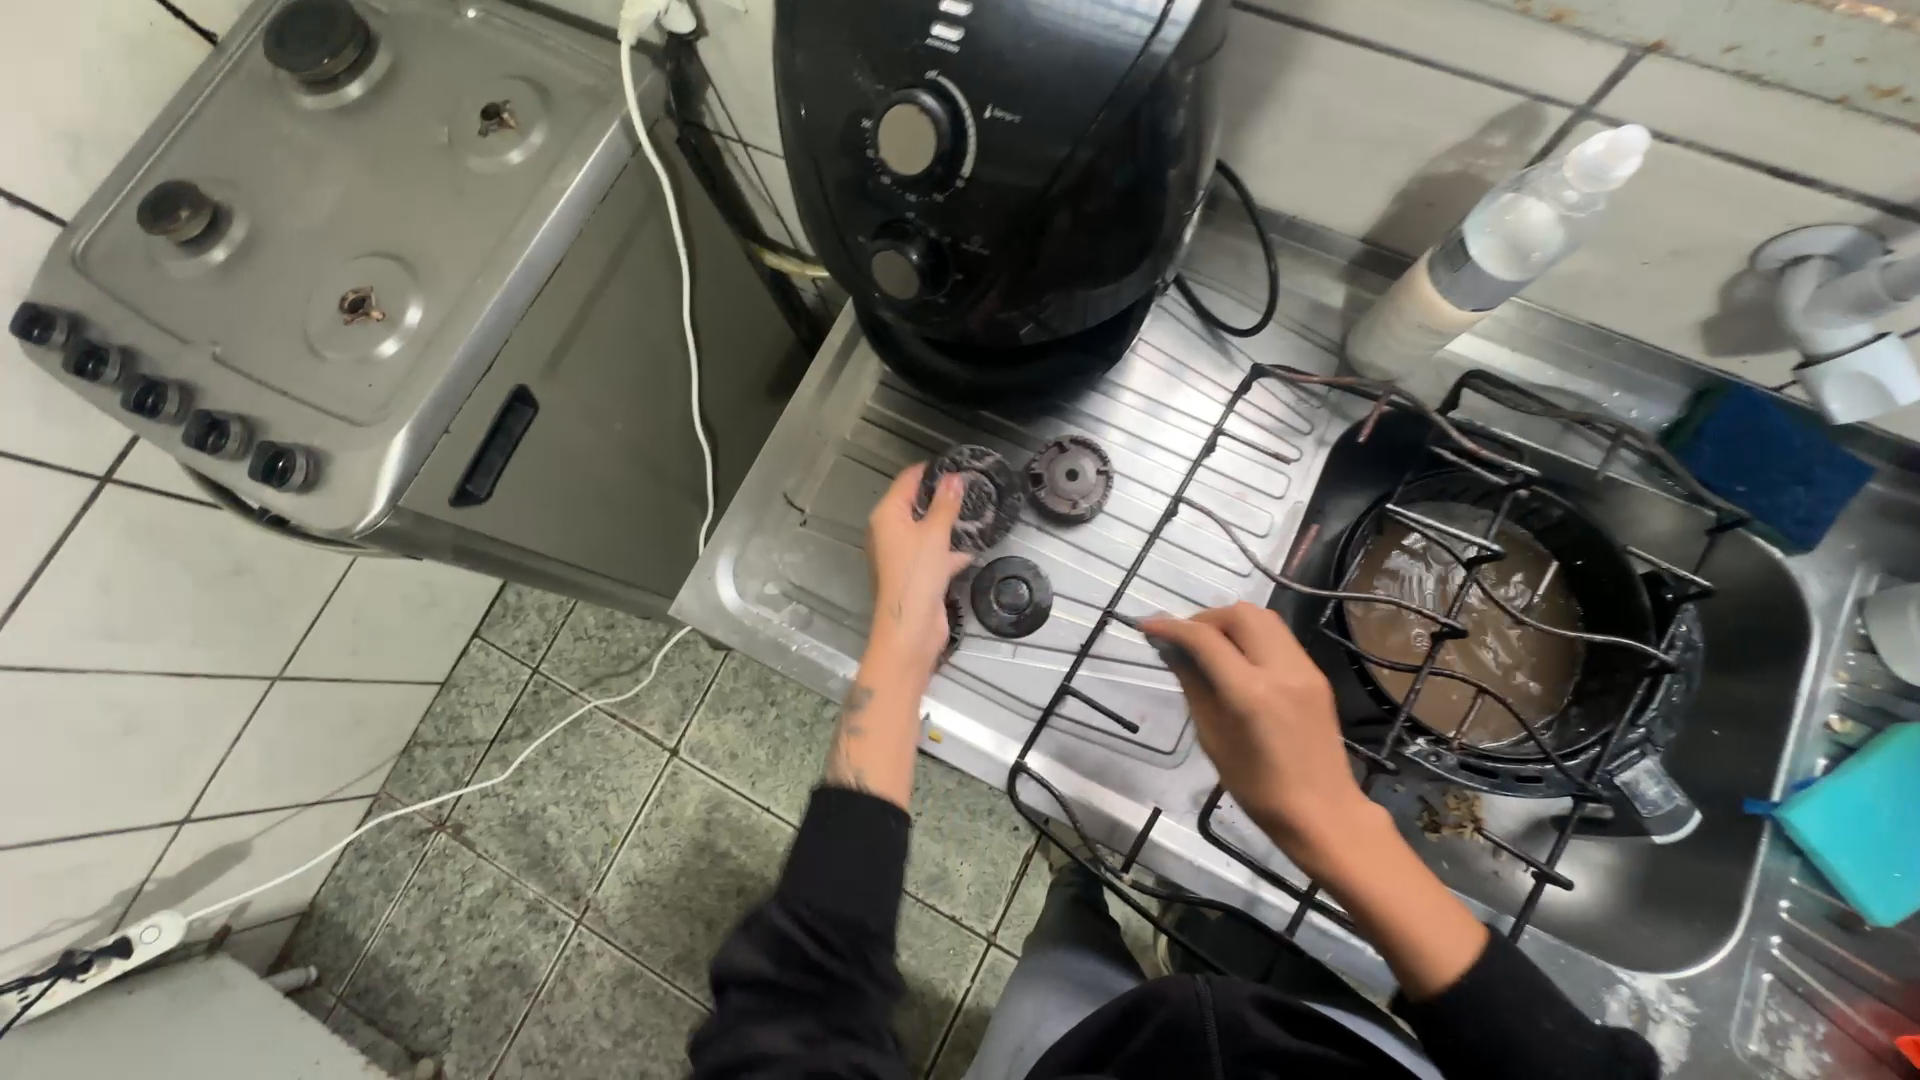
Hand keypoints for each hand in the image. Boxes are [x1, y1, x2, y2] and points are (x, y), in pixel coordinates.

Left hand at [865, 463, 972, 678]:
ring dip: (948, 524)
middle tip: (971, 486)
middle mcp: (889, 532)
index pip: (906, 480)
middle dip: (941, 497)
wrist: (911, 627)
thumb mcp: (935, 533)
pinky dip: (950, 550)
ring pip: (927, 530)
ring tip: (977, 512)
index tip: (955, 463)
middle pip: (916, 504)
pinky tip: (972, 548)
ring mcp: (901, 554)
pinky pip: (934, 553)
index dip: (929, 470)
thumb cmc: (917, 574)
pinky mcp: (915, 574)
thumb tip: (954, 478)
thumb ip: (945, 504)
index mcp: (887, 516)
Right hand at [1142, 603, 1371, 861]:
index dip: (1171, 627)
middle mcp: (1281, 670)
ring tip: (1209, 645)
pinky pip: (1278, 637)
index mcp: (1251, 693)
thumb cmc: (1257, 788)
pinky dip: (1250, 635)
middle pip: (1239, 614)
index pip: (1205, 639)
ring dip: (1229, 622)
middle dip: (1204, 619)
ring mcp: (1304, 669)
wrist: (1323, 812)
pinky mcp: (1316, 675)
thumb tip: (1171, 649)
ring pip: (1263, 618)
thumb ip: (1192, 684)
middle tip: (1183, 640)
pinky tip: (1237, 659)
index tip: (1146, 627)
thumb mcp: (1212, 737)